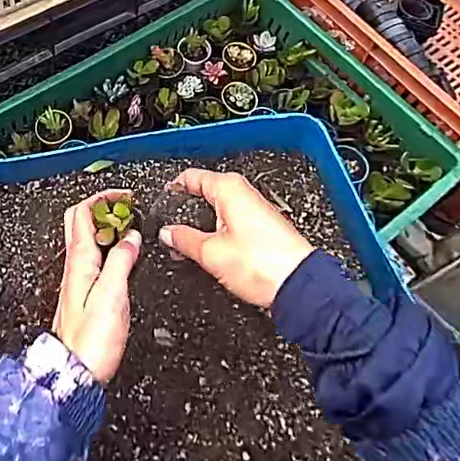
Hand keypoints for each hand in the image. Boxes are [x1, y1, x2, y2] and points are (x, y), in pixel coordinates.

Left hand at [52, 189, 141, 383]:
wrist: (74, 377)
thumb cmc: (90, 342)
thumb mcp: (111, 295)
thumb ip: (121, 261)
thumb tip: (132, 236)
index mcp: (79, 260)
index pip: (82, 213)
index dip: (102, 197)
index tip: (125, 196)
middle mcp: (75, 266)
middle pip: (80, 222)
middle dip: (103, 207)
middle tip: (126, 206)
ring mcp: (78, 279)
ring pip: (88, 239)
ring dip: (107, 226)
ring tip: (129, 226)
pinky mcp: (84, 293)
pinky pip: (94, 257)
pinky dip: (110, 247)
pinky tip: (124, 255)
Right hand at [157, 169, 313, 307]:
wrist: (298, 284)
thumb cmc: (265, 263)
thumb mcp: (211, 253)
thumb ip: (184, 240)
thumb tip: (168, 233)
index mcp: (229, 188)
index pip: (191, 177)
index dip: (173, 189)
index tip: (161, 203)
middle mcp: (243, 192)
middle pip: (205, 193)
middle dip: (186, 211)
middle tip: (170, 231)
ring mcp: (254, 209)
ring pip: (218, 209)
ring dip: (202, 225)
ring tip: (187, 246)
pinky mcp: (261, 226)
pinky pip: (231, 222)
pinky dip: (218, 233)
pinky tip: (212, 251)